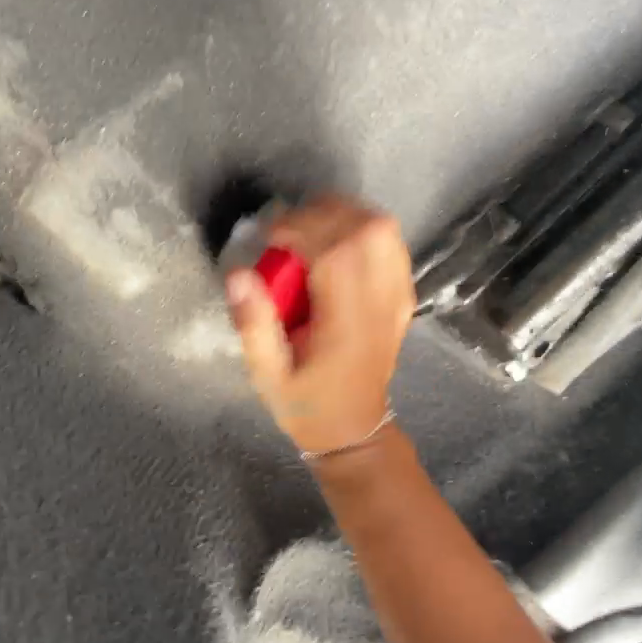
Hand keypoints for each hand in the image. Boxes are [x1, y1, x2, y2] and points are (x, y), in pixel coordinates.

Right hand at [225, 195, 414, 454]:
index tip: (269, 236)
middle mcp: (380, 304)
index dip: (300, 229)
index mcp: (347, 324)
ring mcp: (397, 297)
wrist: (355, 428)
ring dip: (344, 216)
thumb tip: (238, 273)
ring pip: (384, 229)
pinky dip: (363, 229)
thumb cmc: (307, 405)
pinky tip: (337, 240)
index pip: (335, 253)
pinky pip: (392, 243)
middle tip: (287, 229)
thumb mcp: (267, 376)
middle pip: (367, 230)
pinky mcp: (402, 295)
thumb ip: (253, 325)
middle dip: (322, 214)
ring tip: (309, 228)